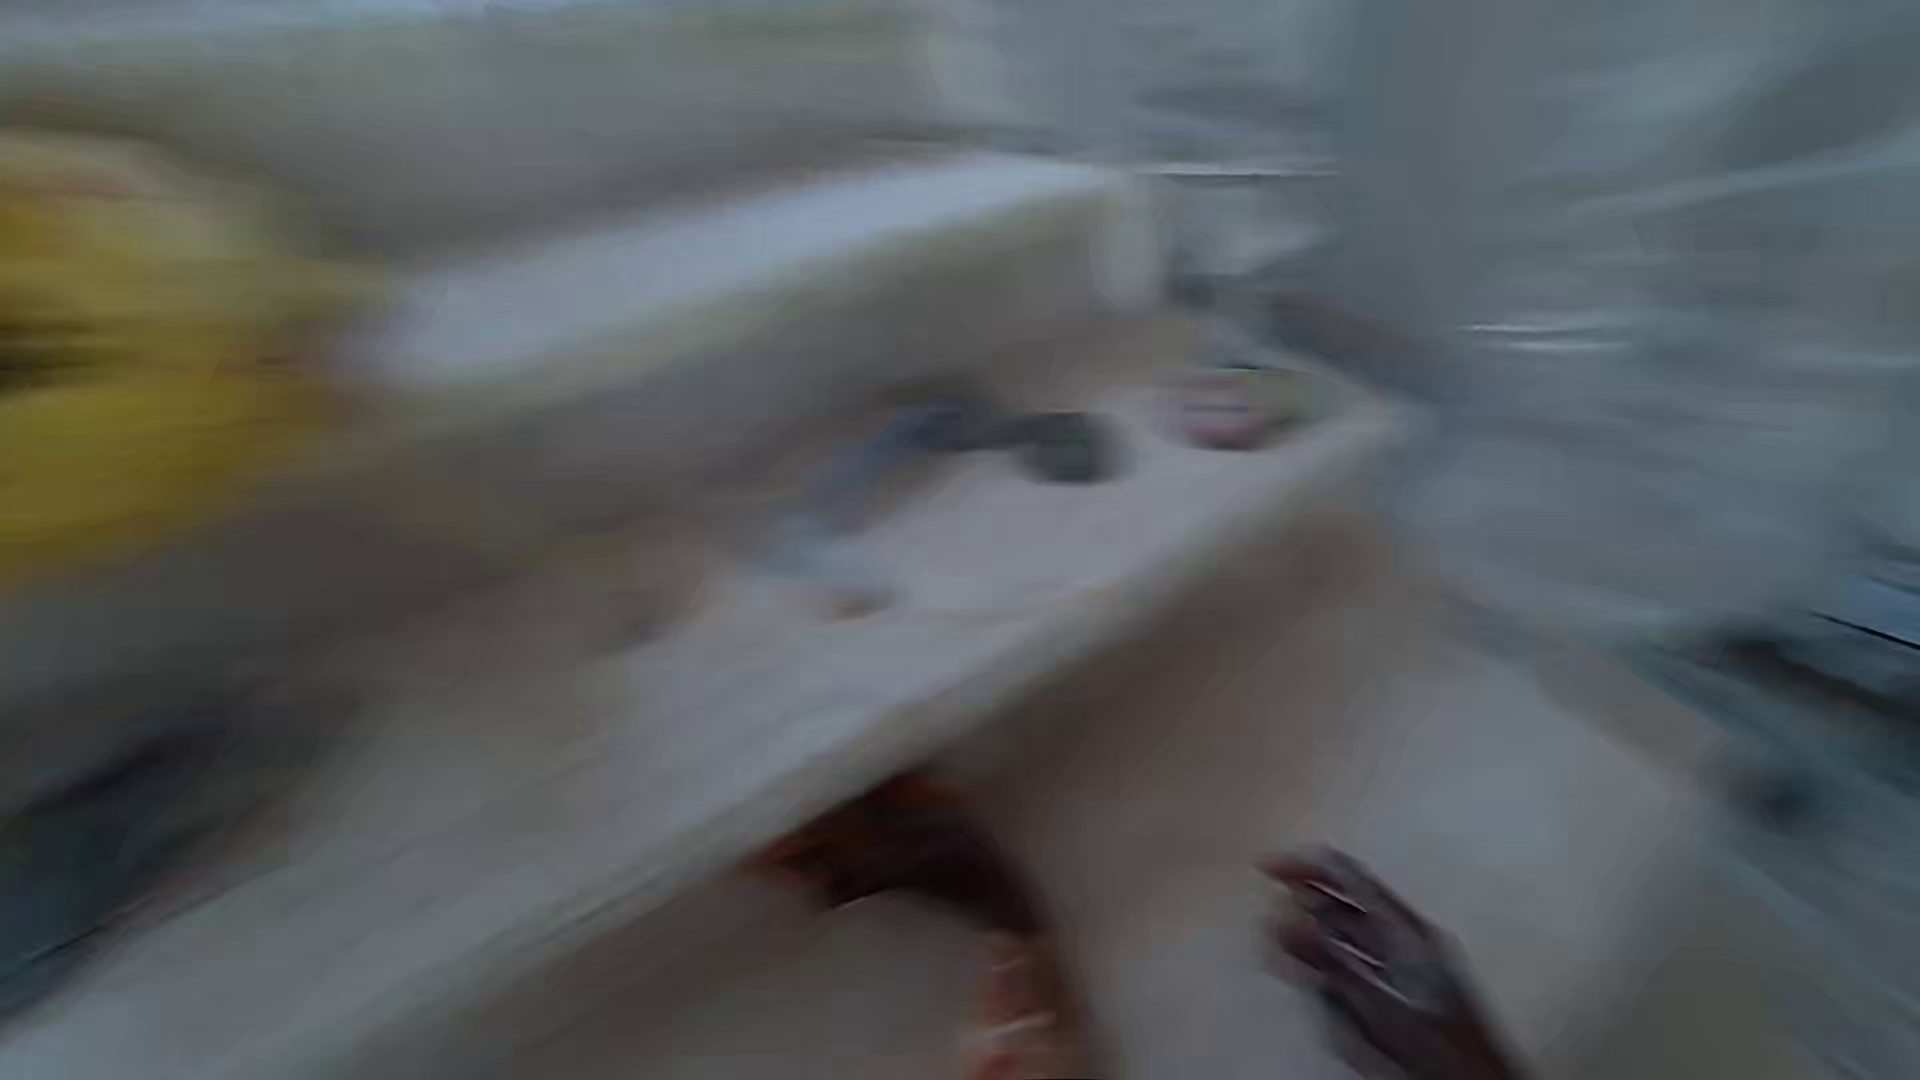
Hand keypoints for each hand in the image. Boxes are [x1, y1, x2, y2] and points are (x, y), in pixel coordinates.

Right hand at [1264, 848, 1523, 1079]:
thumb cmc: (1438, 1049)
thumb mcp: (1377, 1002)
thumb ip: (1328, 958)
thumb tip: (1281, 915)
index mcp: (1406, 927)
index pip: (1344, 871)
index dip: (1300, 861)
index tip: (1263, 865)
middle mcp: (1409, 935)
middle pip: (1345, 896)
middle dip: (1302, 893)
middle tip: (1268, 894)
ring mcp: (1412, 961)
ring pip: (1350, 926)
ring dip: (1312, 925)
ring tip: (1281, 934)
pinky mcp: (1409, 987)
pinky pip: (1358, 955)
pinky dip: (1329, 953)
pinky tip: (1313, 969)